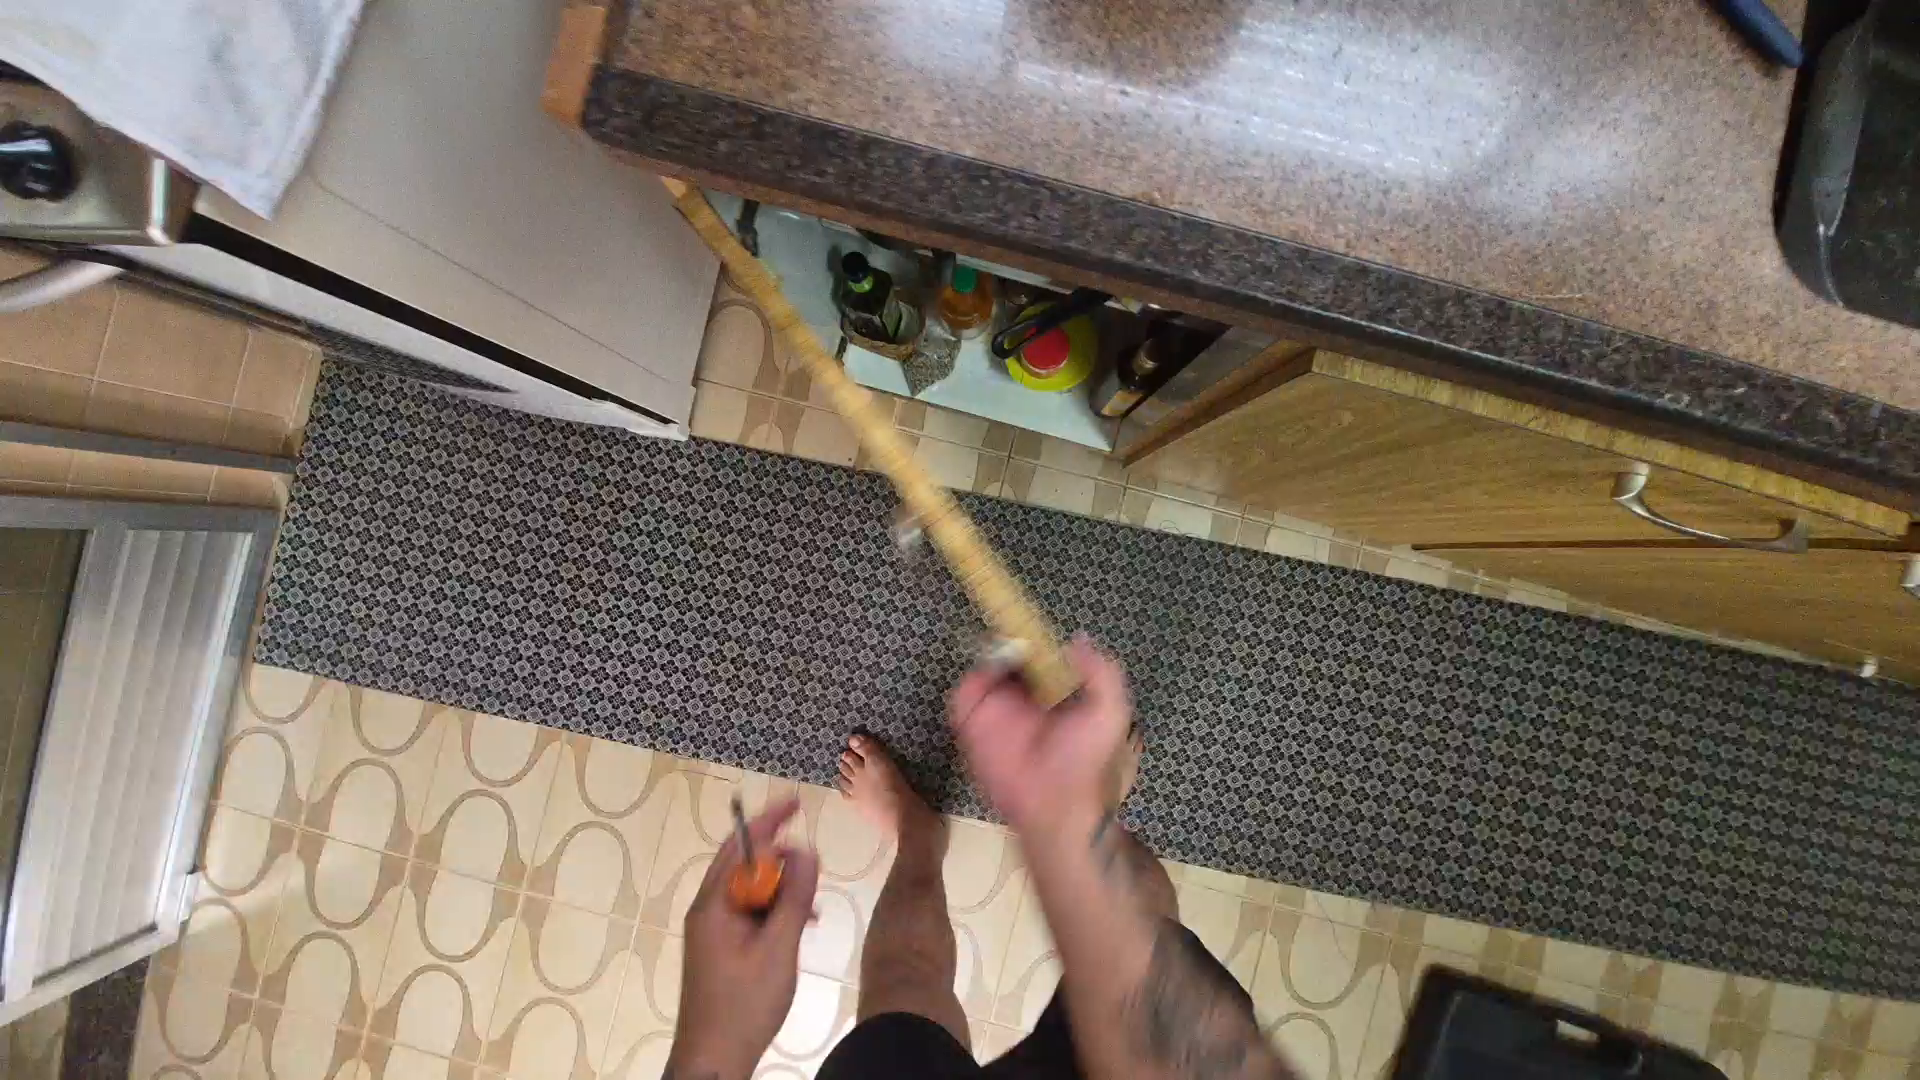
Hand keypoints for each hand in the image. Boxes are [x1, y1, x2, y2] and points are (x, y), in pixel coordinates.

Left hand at [669, 797, 819, 1079]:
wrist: (714, 1062)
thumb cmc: (744, 1005)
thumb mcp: (778, 949)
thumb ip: (794, 897)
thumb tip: (808, 851)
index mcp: (714, 904)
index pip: (741, 845)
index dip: (769, 820)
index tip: (796, 802)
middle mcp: (709, 909)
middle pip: (745, 863)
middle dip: (781, 856)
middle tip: (812, 862)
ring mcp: (714, 928)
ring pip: (752, 887)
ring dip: (782, 887)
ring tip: (811, 904)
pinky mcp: (722, 945)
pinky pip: (751, 910)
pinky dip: (776, 908)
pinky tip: (800, 924)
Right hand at [948, 637, 1131, 838]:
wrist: (1057, 809)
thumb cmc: (1086, 762)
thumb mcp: (1109, 714)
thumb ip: (1101, 674)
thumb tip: (1078, 639)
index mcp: (1055, 693)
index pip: (1040, 656)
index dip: (1034, 639)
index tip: (1029, 625)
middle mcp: (1024, 699)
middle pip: (1007, 658)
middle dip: (1005, 642)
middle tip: (1008, 634)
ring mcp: (997, 713)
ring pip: (983, 673)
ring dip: (985, 661)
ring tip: (998, 660)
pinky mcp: (975, 730)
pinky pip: (962, 701)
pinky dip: (967, 687)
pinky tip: (983, 683)